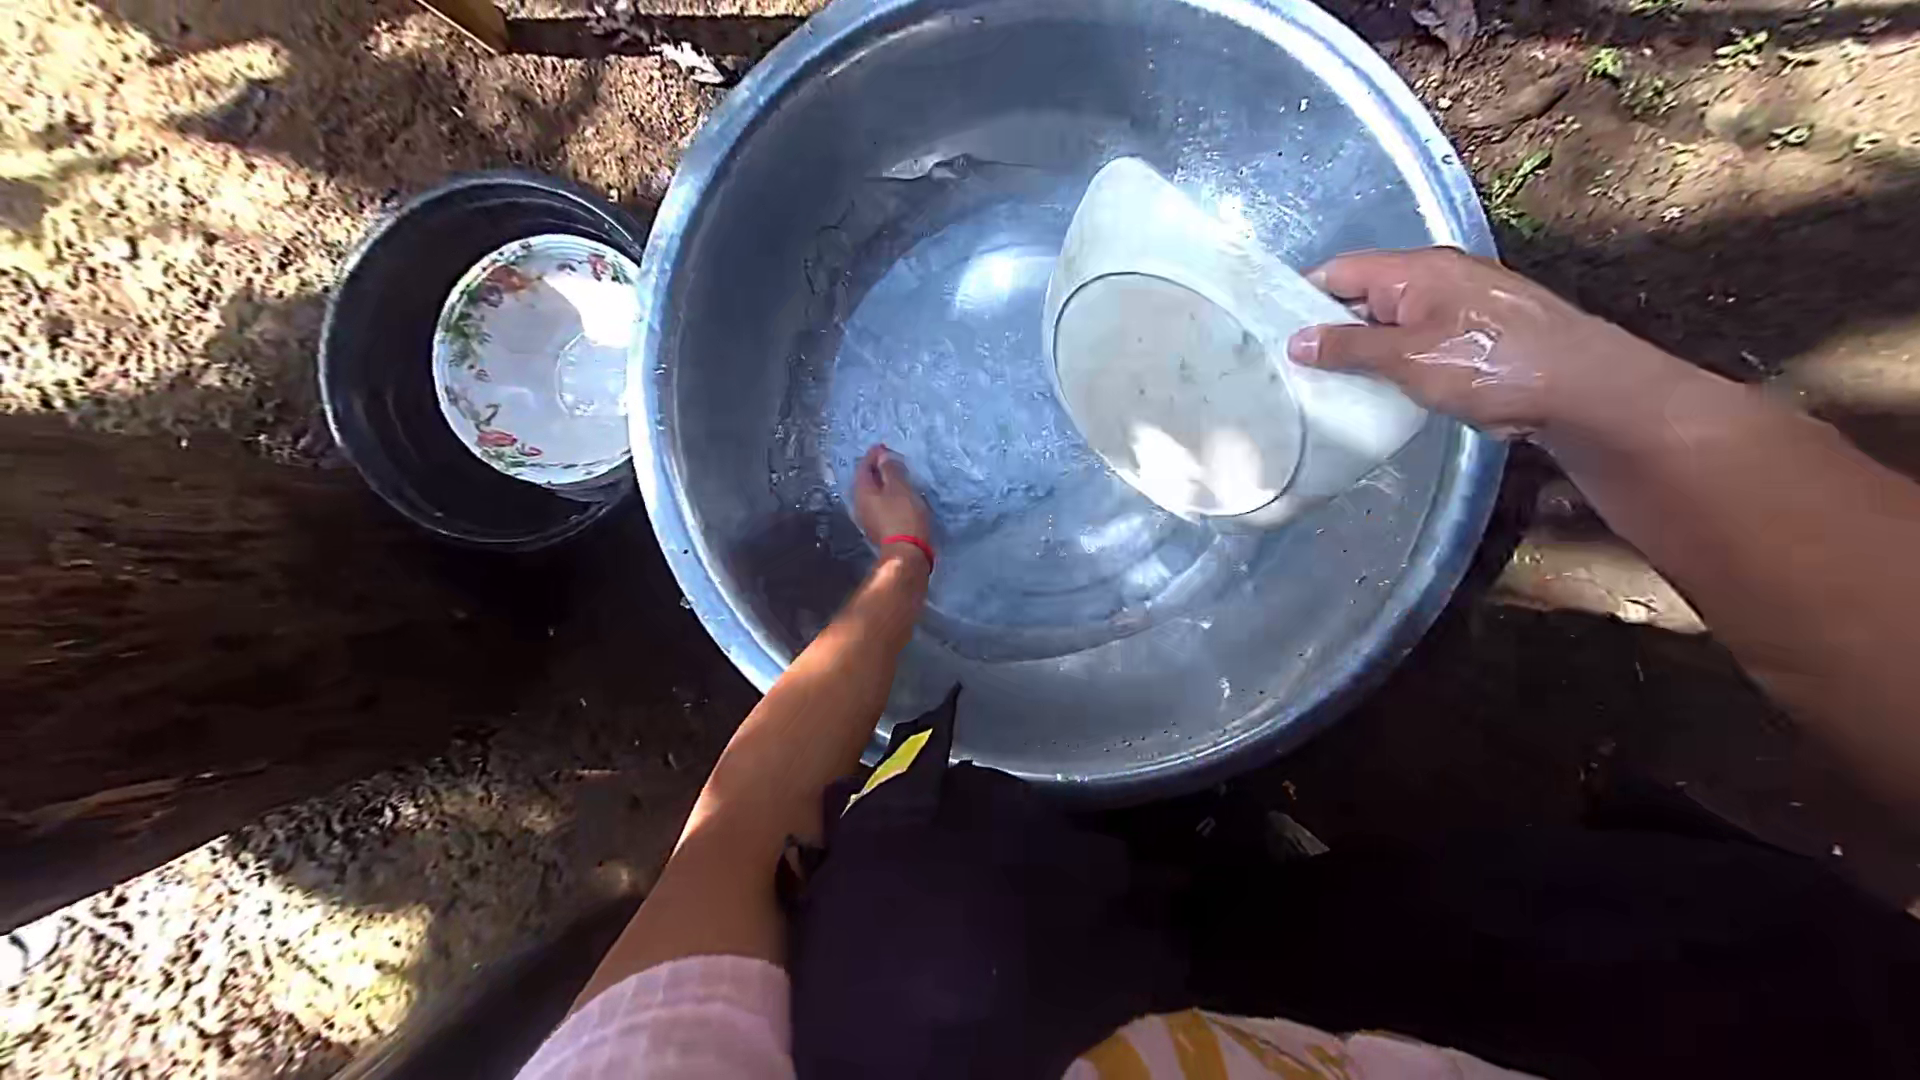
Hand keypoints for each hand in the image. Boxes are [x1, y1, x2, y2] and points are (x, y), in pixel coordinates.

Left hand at [853, 445, 932, 561]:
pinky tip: (897, 498)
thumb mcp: (900, 487)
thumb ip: (890, 469)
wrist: (907, 553)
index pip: (864, 467)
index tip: (883, 446)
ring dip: (882, 484)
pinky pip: (879, 505)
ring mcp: (867, 519)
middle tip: (890, 460)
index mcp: (862, 491)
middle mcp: (859, 505)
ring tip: (896, 478)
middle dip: (877, 469)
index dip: (874, 455)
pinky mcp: (878, 529)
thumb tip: (882, 455)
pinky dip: (887, 497)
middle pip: (866, 481)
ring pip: (872, 495)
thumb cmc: (904, 516)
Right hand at [1285, 247, 1681, 437]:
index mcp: (1416, 271)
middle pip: (1358, 296)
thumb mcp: (1406, 357)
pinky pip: (1402, 343)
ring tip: (1314, 379)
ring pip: (1379, 323)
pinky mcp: (1457, 338)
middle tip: (1286, 362)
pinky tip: (1359, 387)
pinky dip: (1378, 362)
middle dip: (1323, 326)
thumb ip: (1347, 348)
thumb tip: (1296, 342)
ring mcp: (1446, 309)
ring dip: (1351, 349)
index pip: (1341, 270)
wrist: (1579, 389)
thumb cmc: (1489, 363)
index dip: (1302, 295)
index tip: (1270, 329)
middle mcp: (1430, 280)